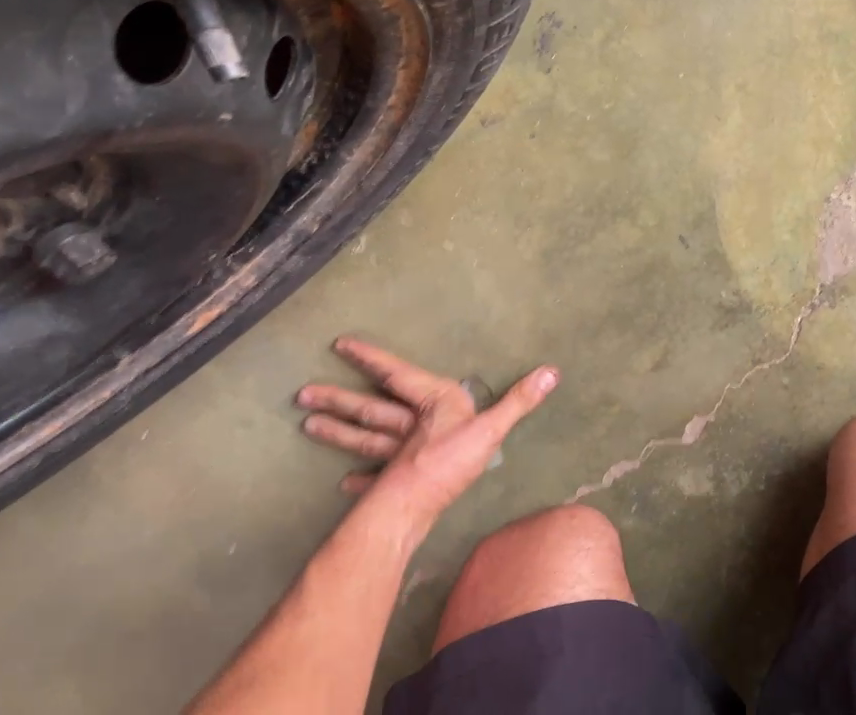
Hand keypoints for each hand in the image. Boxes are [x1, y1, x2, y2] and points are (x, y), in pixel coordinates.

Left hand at [295, 337, 558, 522]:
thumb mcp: (489, 428)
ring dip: (339, 432)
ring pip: (366, 438)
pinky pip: (374, 476)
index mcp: (432, 403)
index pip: (397, 375)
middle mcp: (410, 425)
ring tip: (308, 425)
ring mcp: (397, 455)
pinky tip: (344, 482)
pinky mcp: (393, 482)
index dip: (371, 359)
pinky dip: (360, 477)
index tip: (340, 345)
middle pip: (372, 409)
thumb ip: (519, 401)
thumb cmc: (447, 462)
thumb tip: (552, 371)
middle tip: (303, 394)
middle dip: (340, 399)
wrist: (412, 509)